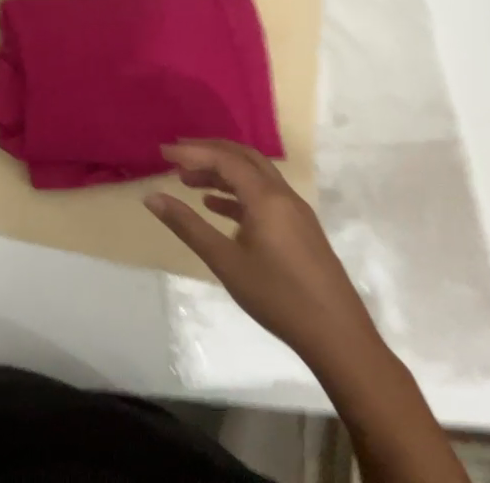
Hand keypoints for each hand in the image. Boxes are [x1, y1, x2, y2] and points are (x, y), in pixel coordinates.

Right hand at [146, 140, 379, 365]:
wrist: (338, 336)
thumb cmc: (277, 295)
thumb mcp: (224, 261)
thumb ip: (187, 225)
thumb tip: (151, 197)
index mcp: (267, 199)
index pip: (225, 160)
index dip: (192, 152)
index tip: (162, 154)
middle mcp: (284, 197)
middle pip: (245, 158)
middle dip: (209, 152)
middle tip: (176, 157)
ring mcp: (296, 214)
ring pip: (256, 177)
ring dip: (222, 172)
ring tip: (189, 181)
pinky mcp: (301, 230)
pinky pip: (265, 197)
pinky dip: (237, 193)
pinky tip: (216, 207)